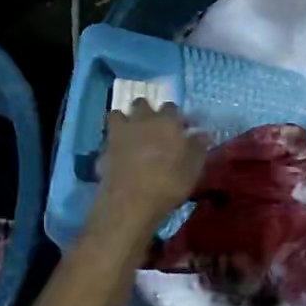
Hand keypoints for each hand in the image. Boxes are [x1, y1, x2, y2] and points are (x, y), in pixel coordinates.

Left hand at [92, 101, 206, 235]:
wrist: (131, 201)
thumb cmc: (169, 183)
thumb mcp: (193, 168)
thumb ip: (198, 147)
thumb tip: (202, 133)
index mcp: (166, 121)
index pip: (171, 107)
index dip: (175, 117)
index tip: (180, 128)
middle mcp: (141, 120)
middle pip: (142, 104)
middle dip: (147, 112)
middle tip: (153, 129)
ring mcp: (119, 132)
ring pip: (118, 114)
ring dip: (125, 121)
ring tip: (131, 136)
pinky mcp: (103, 148)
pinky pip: (108, 138)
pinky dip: (112, 142)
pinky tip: (118, 154)